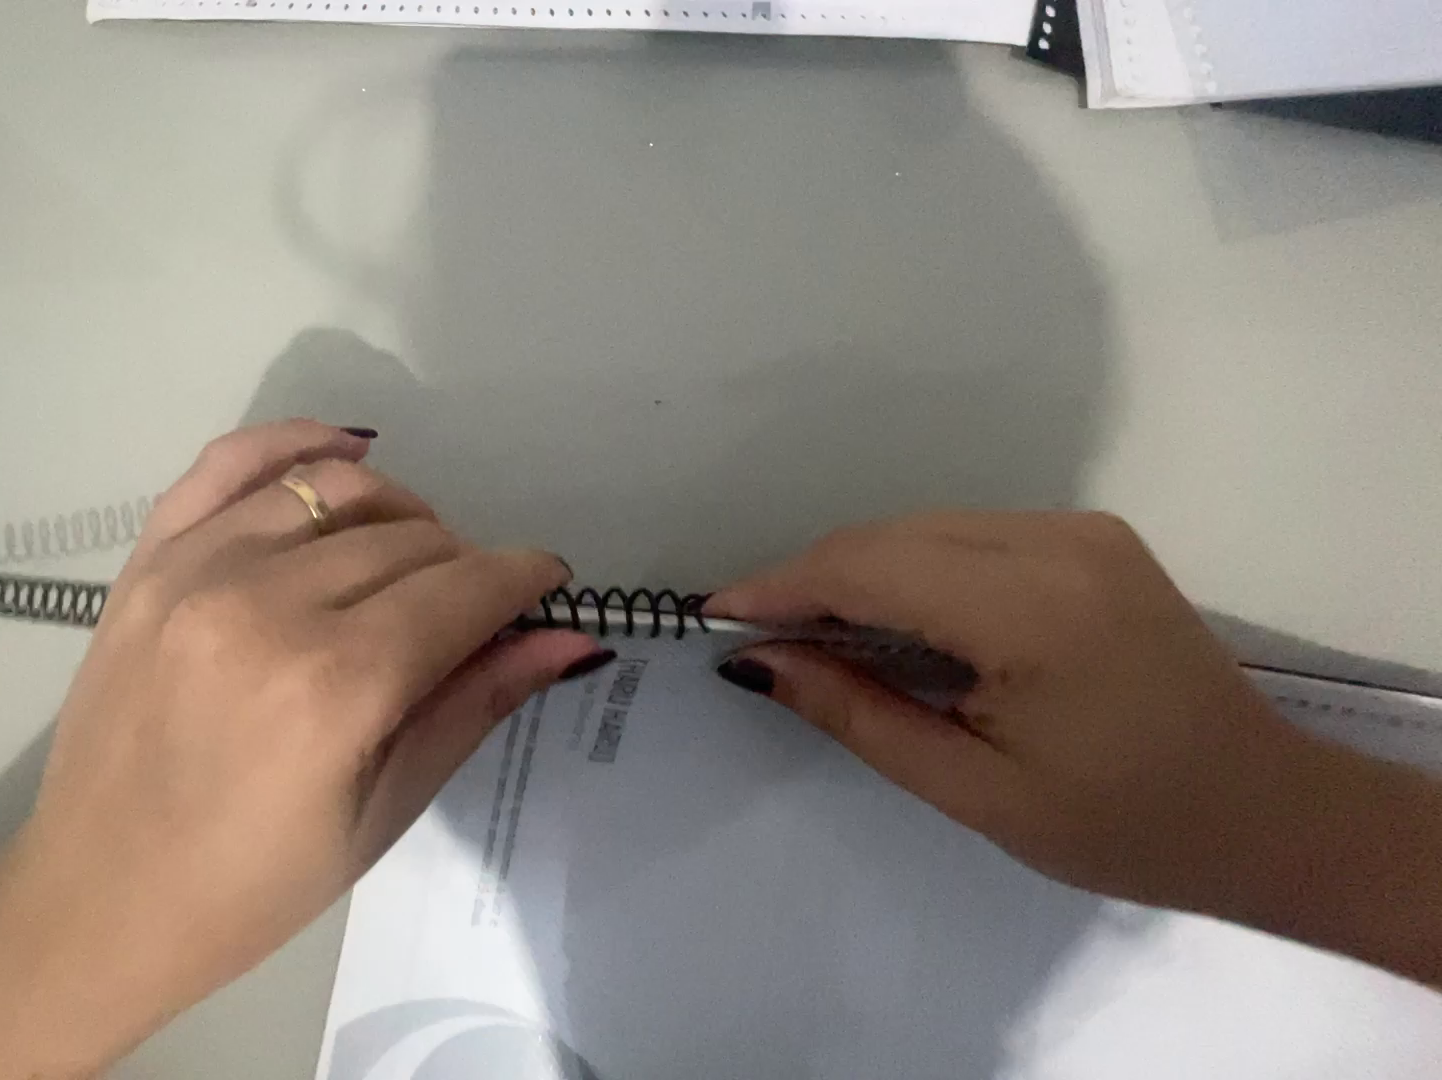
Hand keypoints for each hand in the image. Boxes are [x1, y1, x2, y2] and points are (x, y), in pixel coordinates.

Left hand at [14, 420, 601, 1036]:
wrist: (95, 901)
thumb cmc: (254, 885)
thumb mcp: (385, 812)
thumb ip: (476, 704)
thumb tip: (571, 639)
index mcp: (334, 687)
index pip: (462, 590)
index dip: (521, 576)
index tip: (546, 580)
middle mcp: (265, 607)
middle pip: (409, 539)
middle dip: (467, 561)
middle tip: (475, 602)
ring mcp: (195, 571)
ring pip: (337, 488)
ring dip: (400, 509)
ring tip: (413, 551)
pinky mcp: (148, 561)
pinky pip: (230, 462)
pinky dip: (296, 441)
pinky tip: (344, 450)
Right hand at [704, 512, 1441, 954]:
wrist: (1274, 814)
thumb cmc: (1122, 825)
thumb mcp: (970, 789)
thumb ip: (855, 713)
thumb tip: (757, 662)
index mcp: (1034, 613)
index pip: (867, 572)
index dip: (781, 588)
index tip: (716, 614)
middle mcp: (1054, 544)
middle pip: (882, 539)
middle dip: (804, 580)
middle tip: (754, 632)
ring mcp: (1073, 530)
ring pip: (909, 529)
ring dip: (845, 572)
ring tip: (805, 628)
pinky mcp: (1077, 534)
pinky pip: (949, 534)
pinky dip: (893, 567)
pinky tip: (876, 613)